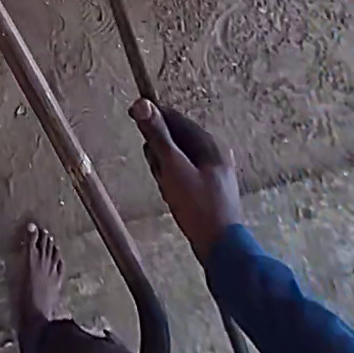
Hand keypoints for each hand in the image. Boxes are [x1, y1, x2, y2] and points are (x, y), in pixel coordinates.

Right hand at [130, 99, 242, 259]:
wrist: (221, 249)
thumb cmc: (197, 205)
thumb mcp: (172, 166)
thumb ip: (157, 135)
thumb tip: (142, 103)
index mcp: (209, 144)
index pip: (174, 117)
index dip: (152, 115)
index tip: (132, 116)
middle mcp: (213, 154)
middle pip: (173, 137)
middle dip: (158, 149)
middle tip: (158, 166)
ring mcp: (211, 172)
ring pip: (174, 155)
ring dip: (163, 166)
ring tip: (166, 184)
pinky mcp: (207, 187)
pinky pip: (180, 171)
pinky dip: (170, 177)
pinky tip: (170, 192)